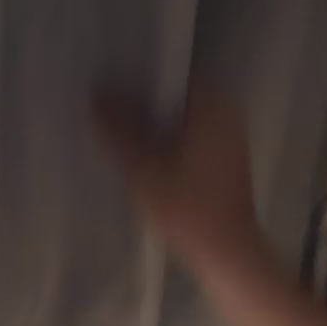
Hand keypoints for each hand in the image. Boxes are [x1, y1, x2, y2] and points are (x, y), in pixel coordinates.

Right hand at [93, 85, 267, 273]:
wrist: (227, 253)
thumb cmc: (187, 207)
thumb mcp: (143, 167)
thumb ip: (118, 129)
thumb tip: (95, 92)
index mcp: (213, 104)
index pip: (172, 71)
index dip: (140, 73)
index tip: (112, 77)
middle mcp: (227, 111)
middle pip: (177, 93)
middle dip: (145, 97)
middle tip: (110, 100)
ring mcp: (231, 135)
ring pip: (184, 114)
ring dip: (156, 118)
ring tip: (121, 123)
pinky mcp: (227, 157)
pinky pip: (193, 132)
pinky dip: (170, 135)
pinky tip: (145, 148)